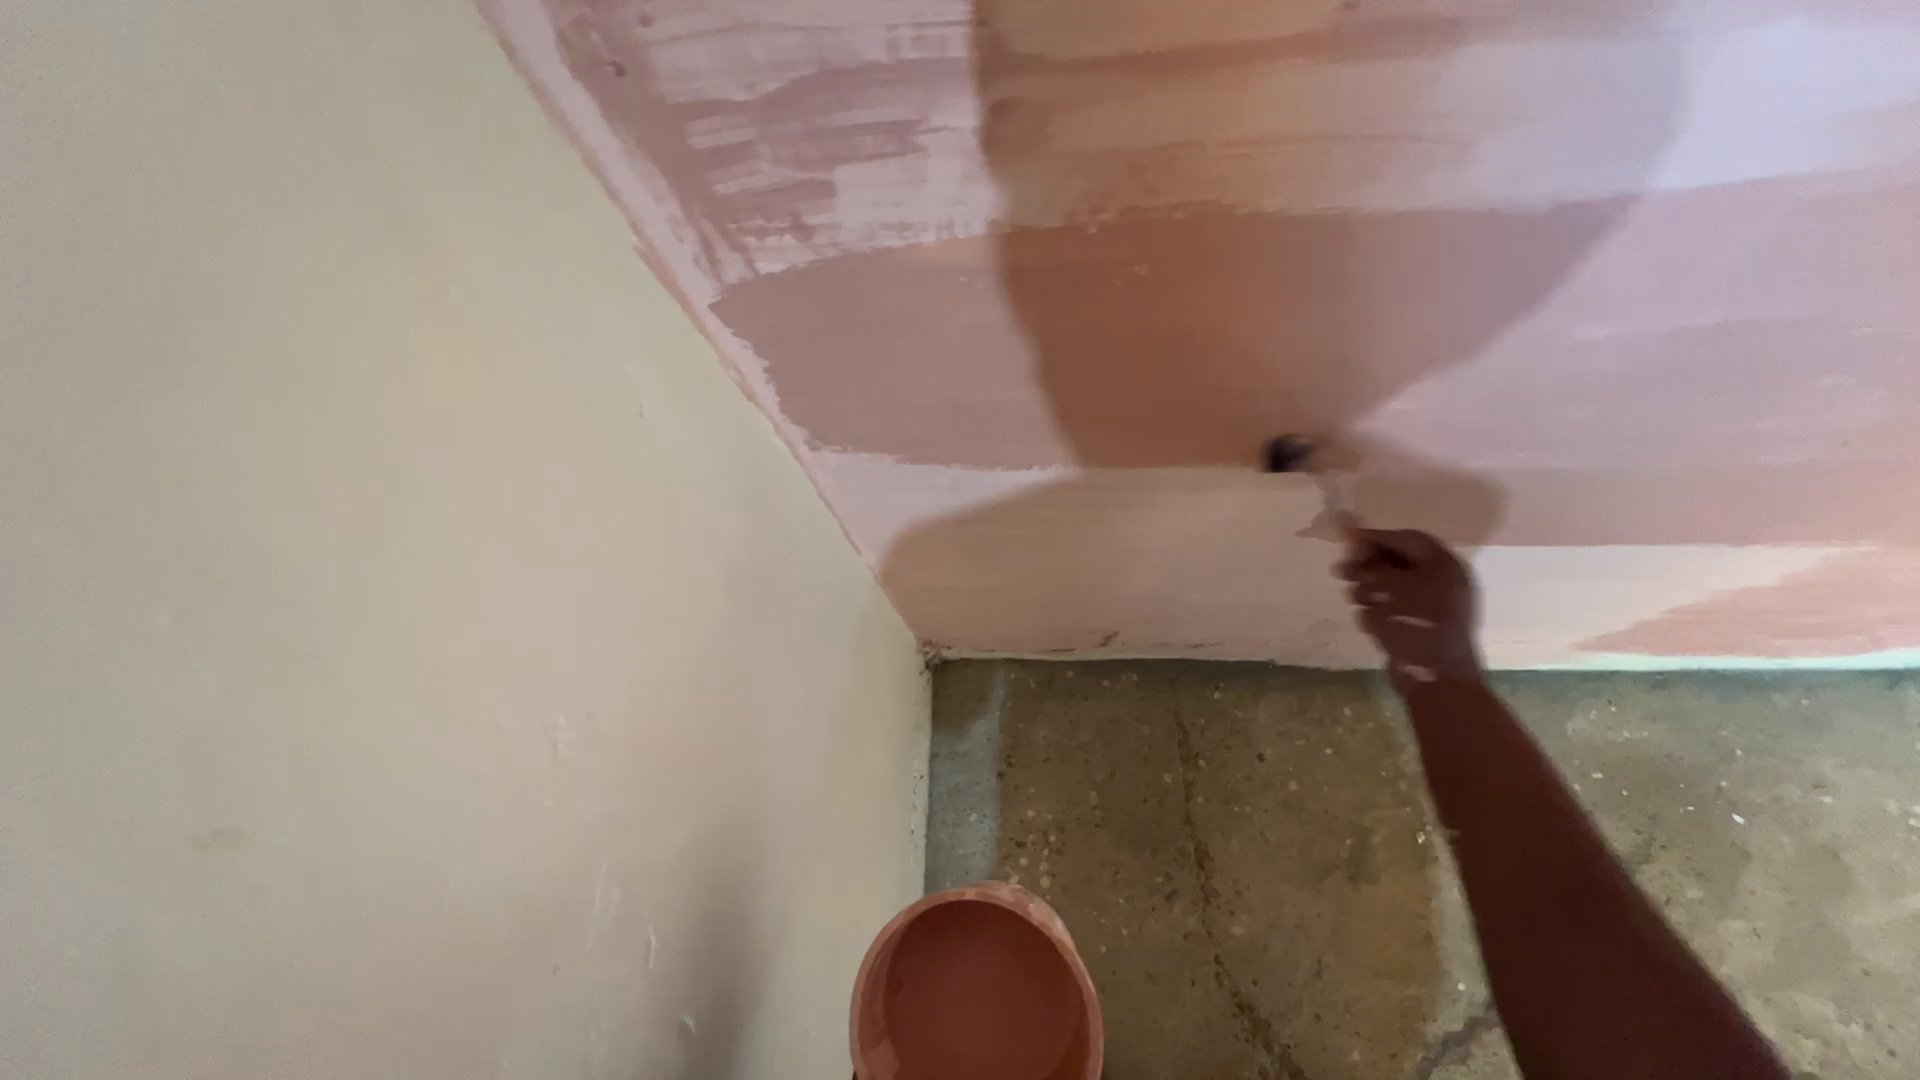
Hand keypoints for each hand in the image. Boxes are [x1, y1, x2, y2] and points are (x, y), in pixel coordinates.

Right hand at [1339, 529, 1482, 687]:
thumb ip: (1370, 563)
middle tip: (1340, 572)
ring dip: (1369, 591)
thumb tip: (1355, 543)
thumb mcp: (1389, 585)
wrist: (1435, 676)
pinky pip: (1395, 610)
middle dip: (1367, 568)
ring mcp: (1433, 607)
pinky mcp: (1421, 628)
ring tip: (1358, 602)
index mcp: (1444, 565)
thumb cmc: (1415, 622)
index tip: (1346, 543)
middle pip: (1397, 563)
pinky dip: (1379, 613)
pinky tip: (1372, 624)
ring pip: (1391, 588)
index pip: (1407, 539)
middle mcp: (1442, 582)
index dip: (1375, 538)